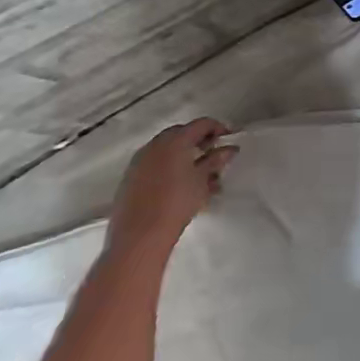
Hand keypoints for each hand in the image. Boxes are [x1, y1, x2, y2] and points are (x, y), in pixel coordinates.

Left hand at [107, 118, 236, 258]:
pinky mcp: (130, 178)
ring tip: (199, 173)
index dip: (218, 128)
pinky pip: (154, 163)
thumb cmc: (177, 203)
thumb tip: (229, 149)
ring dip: (184, 155)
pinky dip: (169, 166)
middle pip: (182, 133)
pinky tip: (180, 184)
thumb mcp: (203, 180)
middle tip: (214, 153)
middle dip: (200, 140)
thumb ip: (216, 161)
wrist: (139, 236)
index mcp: (175, 140)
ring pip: (167, 149)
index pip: (201, 124)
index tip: (229, 139)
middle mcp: (154, 145)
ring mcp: (139, 161)